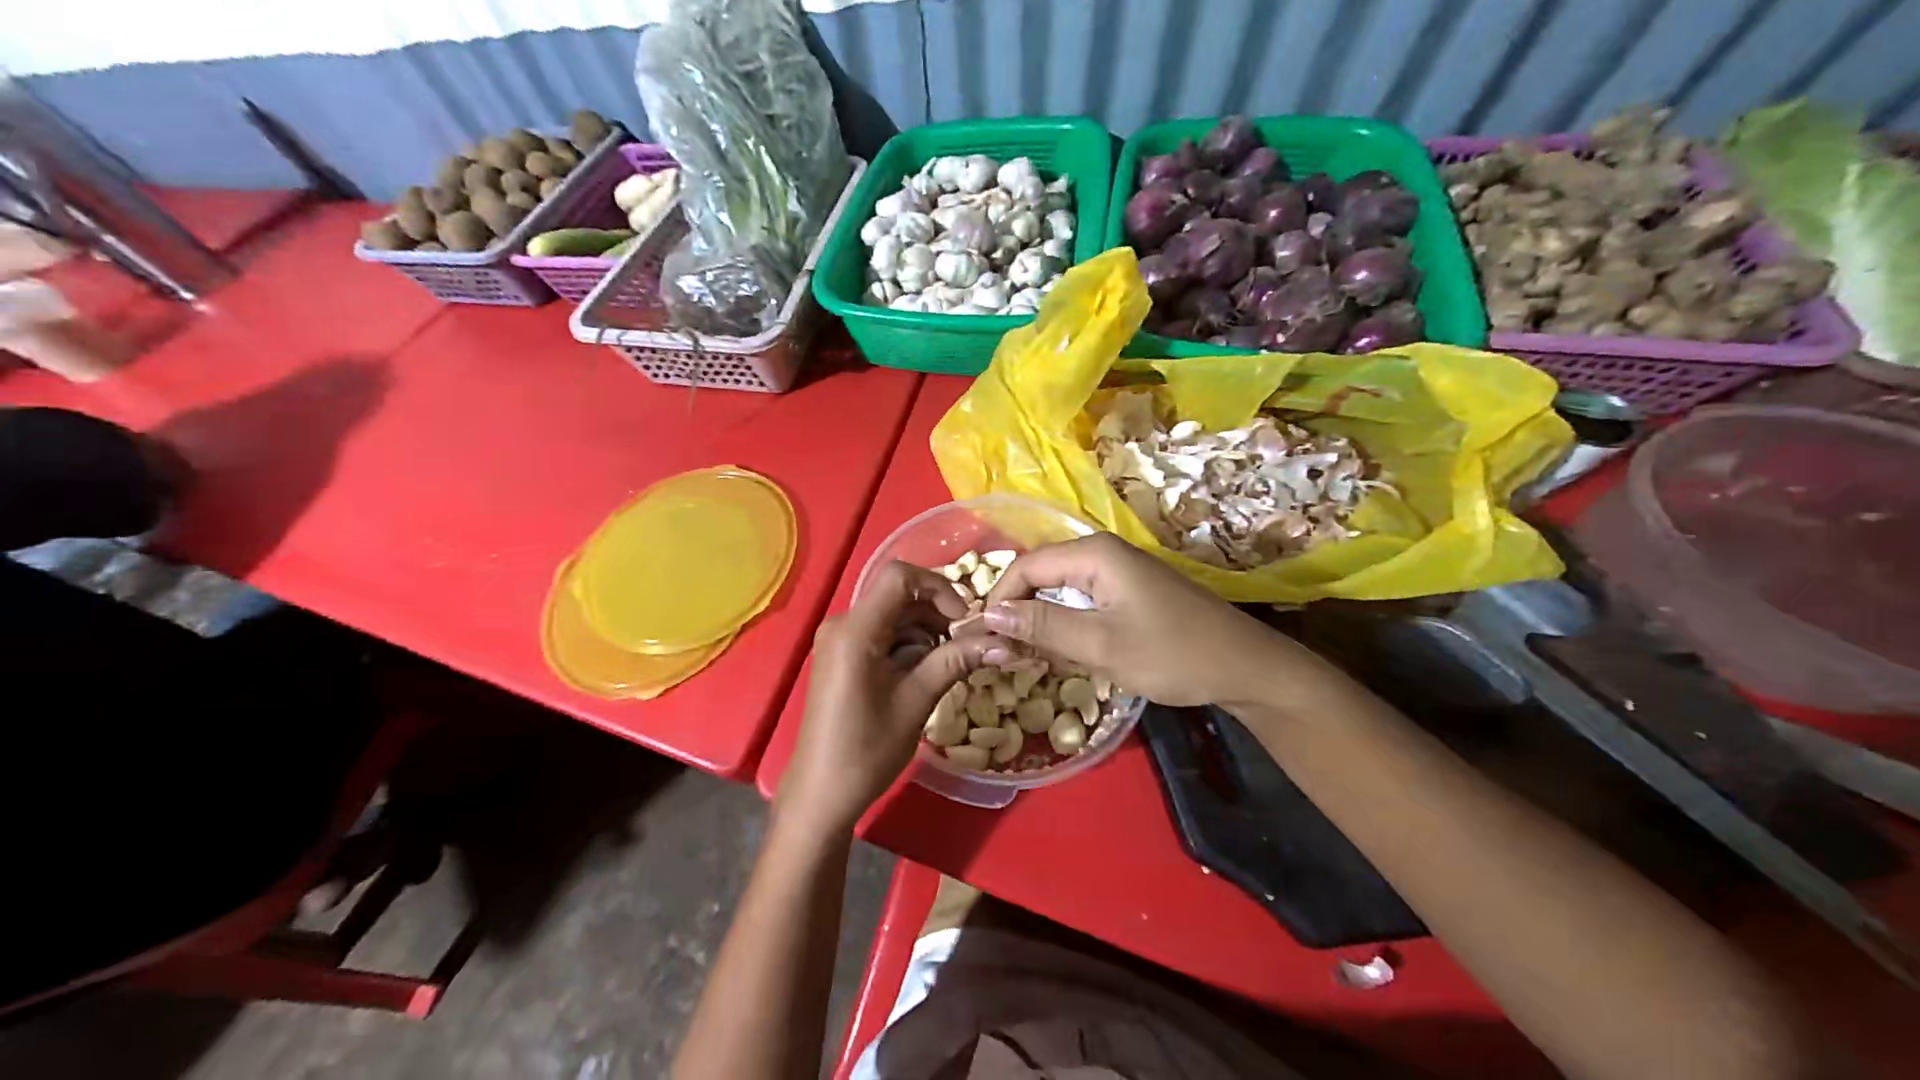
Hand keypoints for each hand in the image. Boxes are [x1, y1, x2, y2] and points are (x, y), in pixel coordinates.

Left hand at [777, 561, 1004, 832]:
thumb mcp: (916, 703)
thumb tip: (1003, 641)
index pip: (899, 577)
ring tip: (948, 665)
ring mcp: (839, 640)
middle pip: (899, 595)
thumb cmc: (866, 751)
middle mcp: (842, 625)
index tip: (965, 621)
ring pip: (894, 614)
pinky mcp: (842, 655)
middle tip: (967, 646)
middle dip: (938, 614)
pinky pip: (882, 633)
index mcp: (854, 631)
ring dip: (926, 631)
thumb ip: (955, 662)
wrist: (821, 794)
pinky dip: (909, 644)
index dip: (939, 588)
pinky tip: (923, 673)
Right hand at [980, 532, 1322, 708]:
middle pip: (1041, 573)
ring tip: (1020, 653)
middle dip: (1016, 609)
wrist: (1244, 667)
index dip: (998, 599)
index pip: (1025, 566)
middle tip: (998, 650)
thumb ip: (1042, 625)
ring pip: (1060, 589)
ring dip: (1038, 619)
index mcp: (1094, 554)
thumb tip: (990, 613)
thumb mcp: (1100, 644)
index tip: (981, 637)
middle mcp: (1103, 552)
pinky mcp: (1130, 591)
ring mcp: (1119, 571)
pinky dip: (1064, 622)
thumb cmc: (1171, 654)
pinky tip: (1056, 648)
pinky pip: (1082, 599)